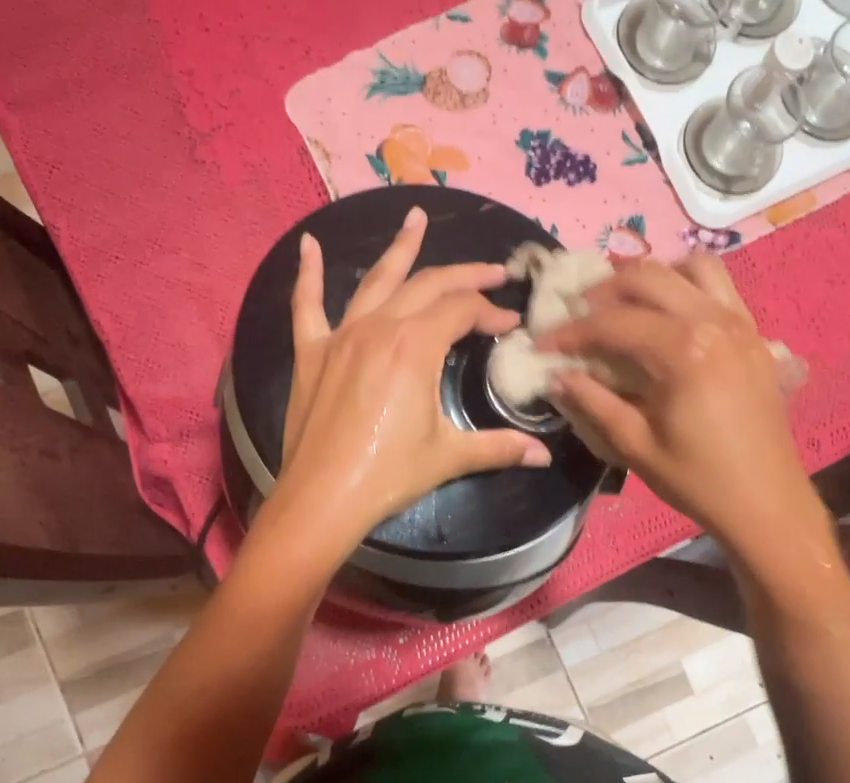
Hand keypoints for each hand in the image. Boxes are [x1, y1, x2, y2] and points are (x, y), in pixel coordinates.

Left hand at [273, 206, 551, 551]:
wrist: (322, 497)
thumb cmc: (389, 475)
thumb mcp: (449, 457)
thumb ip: (498, 447)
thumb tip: (543, 454)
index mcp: (415, 346)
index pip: (462, 312)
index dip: (491, 314)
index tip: (511, 327)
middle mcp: (379, 327)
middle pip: (428, 285)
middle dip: (465, 275)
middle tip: (493, 271)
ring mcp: (341, 336)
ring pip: (376, 281)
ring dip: (400, 249)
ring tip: (416, 219)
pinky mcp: (311, 353)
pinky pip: (306, 305)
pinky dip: (308, 274)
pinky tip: (308, 245)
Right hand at [537, 256, 829, 557]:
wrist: (765, 499)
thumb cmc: (696, 479)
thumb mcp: (634, 446)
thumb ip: (593, 402)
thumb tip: (556, 376)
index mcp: (681, 351)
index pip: (612, 323)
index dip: (570, 332)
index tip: (541, 345)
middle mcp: (711, 321)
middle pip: (646, 279)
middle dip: (602, 293)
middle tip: (575, 319)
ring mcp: (738, 322)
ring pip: (688, 267)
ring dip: (649, 278)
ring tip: (623, 305)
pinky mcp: (752, 333)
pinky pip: (718, 285)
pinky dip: (685, 285)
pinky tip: (666, 315)